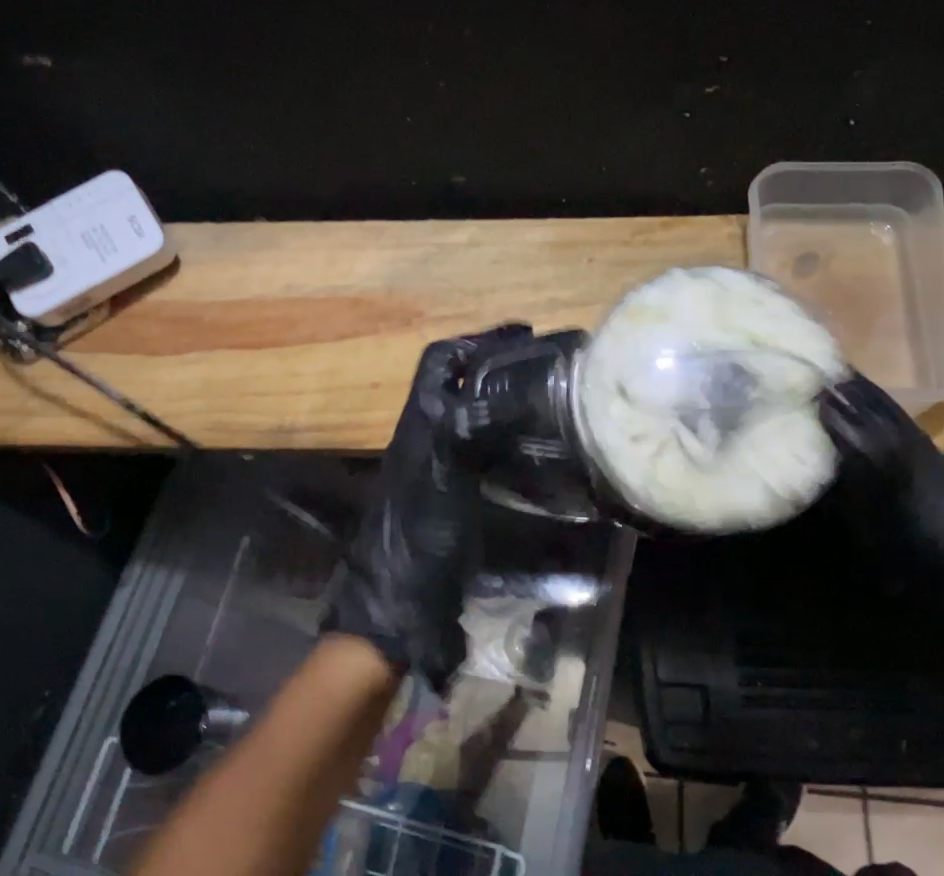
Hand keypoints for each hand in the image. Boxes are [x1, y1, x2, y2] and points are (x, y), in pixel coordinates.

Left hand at [326, 326, 531, 689]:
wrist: (396, 608)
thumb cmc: (417, 541)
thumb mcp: (442, 479)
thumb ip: (465, 431)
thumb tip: (503, 393)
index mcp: (419, 425)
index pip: (441, 362)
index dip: (478, 341)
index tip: (524, 335)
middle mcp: (424, 438)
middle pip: (456, 385)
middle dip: (497, 367)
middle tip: (547, 368)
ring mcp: (435, 468)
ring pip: (468, 416)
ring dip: (502, 400)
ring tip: (548, 399)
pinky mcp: (448, 497)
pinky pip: (479, 451)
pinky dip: (506, 439)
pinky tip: (535, 450)